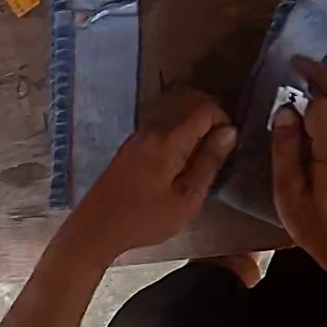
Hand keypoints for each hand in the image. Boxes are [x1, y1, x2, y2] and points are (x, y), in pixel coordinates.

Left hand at [57, 89, 236, 267]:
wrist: (96, 227)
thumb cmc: (145, 219)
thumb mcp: (187, 200)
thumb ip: (209, 163)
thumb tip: (229, 131)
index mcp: (169, 140)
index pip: (205, 108)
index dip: (223, 119)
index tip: (228, 143)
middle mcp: (153, 127)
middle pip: (189, 99)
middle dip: (211, 113)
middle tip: (220, 142)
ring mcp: (140, 132)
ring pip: (175, 105)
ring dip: (195, 117)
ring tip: (204, 147)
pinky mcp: (133, 141)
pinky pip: (163, 117)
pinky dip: (180, 124)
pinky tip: (182, 152)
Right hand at [271, 56, 326, 284]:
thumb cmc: (320, 230)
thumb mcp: (290, 194)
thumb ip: (285, 150)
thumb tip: (285, 113)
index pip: (319, 108)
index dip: (298, 99)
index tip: (280, 88)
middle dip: (322, 74)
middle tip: (298, 62)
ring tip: (304, 80)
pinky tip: (313, 111)